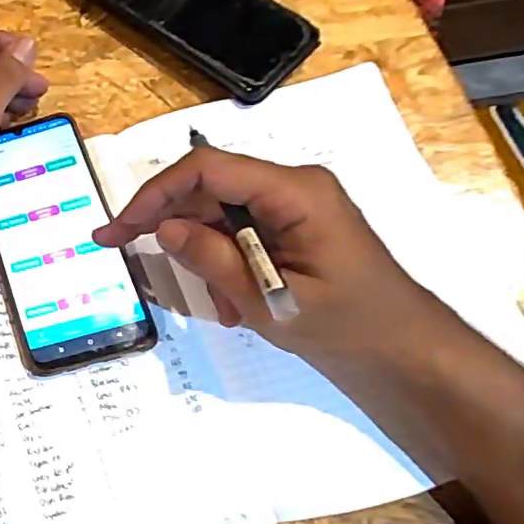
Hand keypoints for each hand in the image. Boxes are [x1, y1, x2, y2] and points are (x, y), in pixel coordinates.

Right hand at [92, 148, 471, 371]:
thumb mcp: (269, 301)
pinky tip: (231, 303)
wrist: (403, 353)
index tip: (119, 228)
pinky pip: (233, 233)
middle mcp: (290, 188)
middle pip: (205, 189)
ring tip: (216, 305)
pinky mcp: (286, 227)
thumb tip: (162, 229)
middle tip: (124, 252)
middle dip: (168, 225)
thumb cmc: (349, 327)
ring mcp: (288, 207)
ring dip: (199, 255)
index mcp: (294, 192)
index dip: (154, 194)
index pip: (206, 170)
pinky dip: (219, 265)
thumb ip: (213, 261)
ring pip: (214, 214)